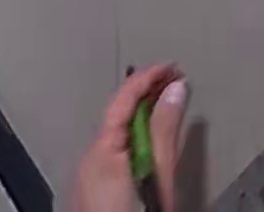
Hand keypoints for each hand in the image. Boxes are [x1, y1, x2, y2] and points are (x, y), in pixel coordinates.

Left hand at [72, 64, 189, 211]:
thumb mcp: (159, 180)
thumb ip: (165, 132)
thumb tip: (176, 86)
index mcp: (101, 153)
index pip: (124, 98)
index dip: (150, 77)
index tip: (175, 67)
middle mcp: (87, 161)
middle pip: (117, 114)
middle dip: (147, 93)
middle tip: (177, 81)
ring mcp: (86, 181)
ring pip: (115, 133)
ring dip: (142, 115)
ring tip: (169, 105)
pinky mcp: (90, 198)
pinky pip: (113, 153)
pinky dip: (134, 138)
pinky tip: (151, 141)